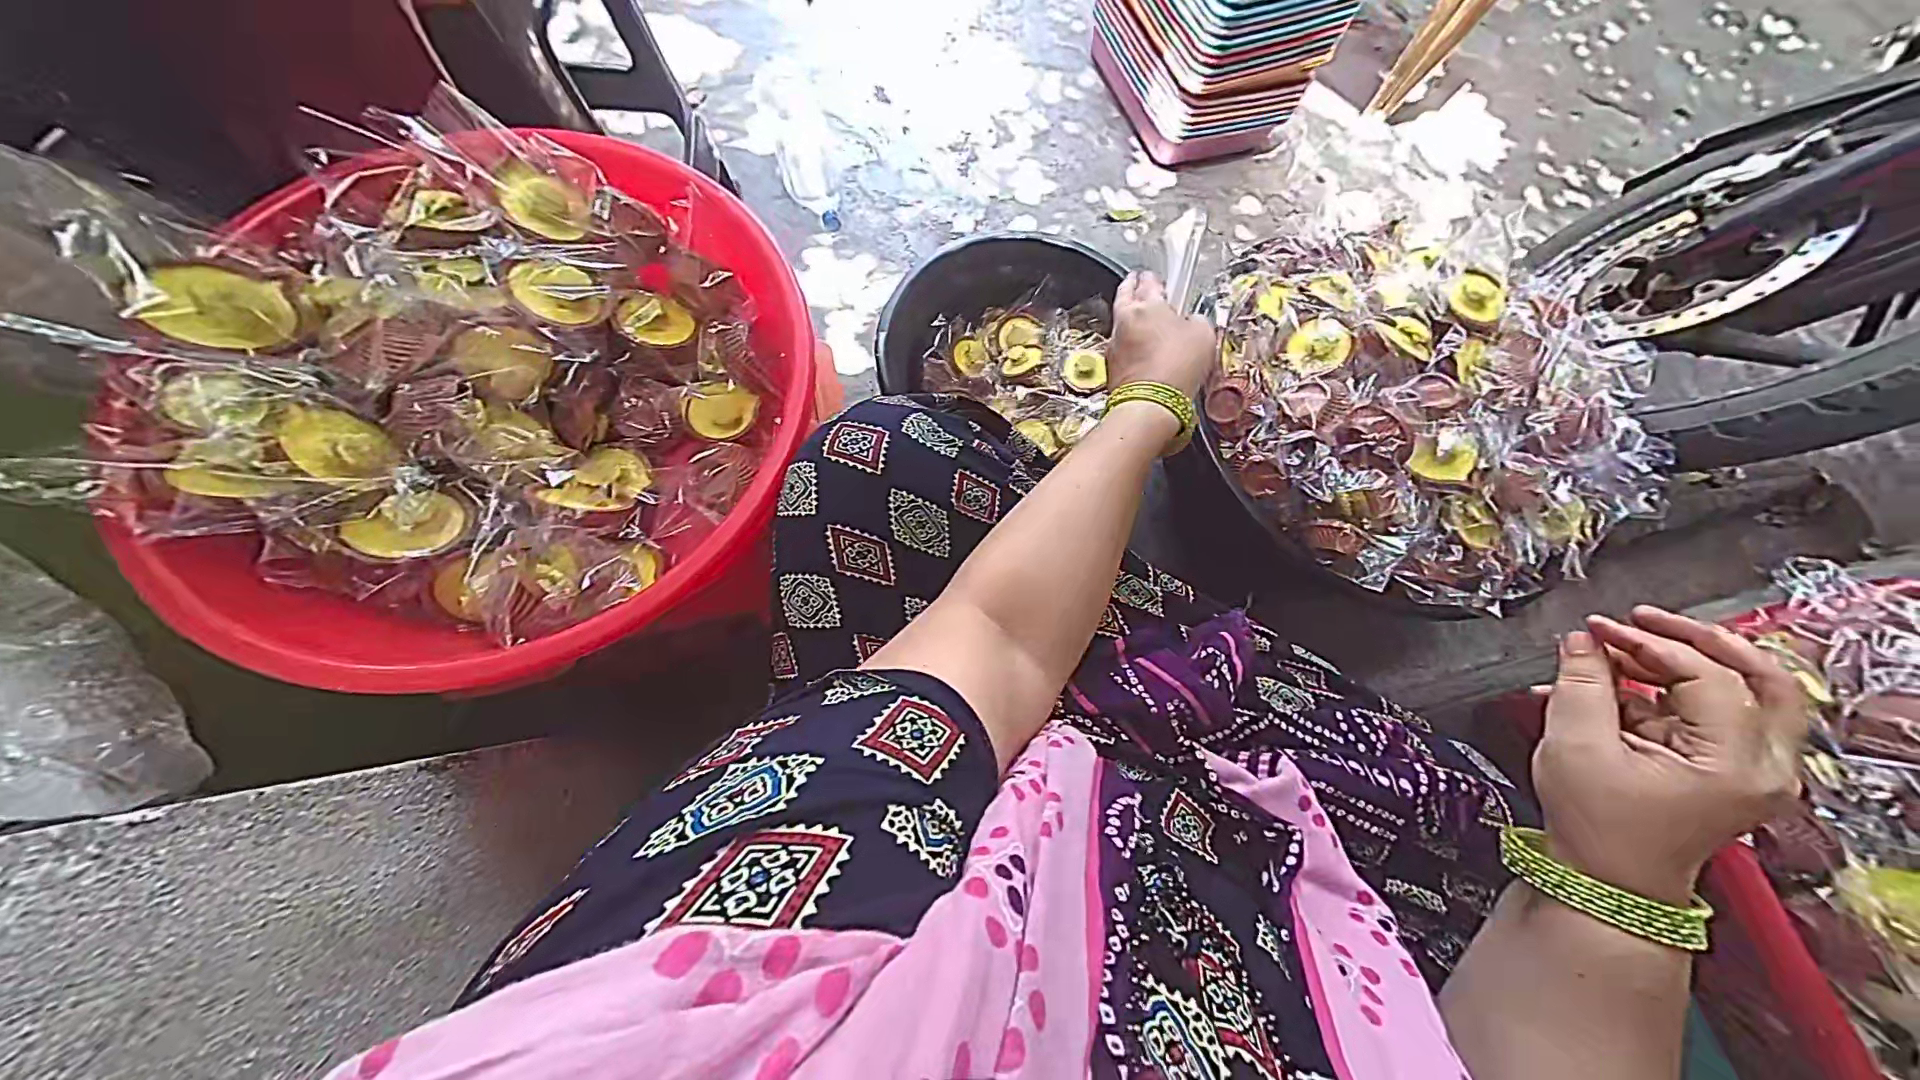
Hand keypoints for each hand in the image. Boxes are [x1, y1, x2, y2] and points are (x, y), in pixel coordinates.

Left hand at [1107, 271, 1216, 398]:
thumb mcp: (1203, 335)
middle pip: (1125, 296)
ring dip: (1128, 317)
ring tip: (1139, 318)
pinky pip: (1120, 347)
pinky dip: (1128, 343)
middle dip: (1131, 287)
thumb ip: (1196, 321)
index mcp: (1147, 305)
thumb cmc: (1176, 366)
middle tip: (1135, 283)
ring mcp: (1115, 343)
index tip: (1153, 278)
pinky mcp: (1110, 366)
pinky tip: (1138, 349)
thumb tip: (1191, 321)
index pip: (1149, 282)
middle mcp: (1126, 320)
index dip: (1153, 279)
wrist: (1149, 403)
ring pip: (1120, 322)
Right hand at [1532, 605, 1808, 905]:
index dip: (1649, 644)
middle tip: (1641, 619)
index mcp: (1736, 765)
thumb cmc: (1595, 821)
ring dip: (1680, 663)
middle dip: (1697, 640)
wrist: (1607, 877)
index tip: (1598, 628)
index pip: (1708, 678)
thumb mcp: (1575, 744)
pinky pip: (1707, 713)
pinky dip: (1662, 691)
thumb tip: (1583, 640)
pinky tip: (1609, 685)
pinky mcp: (1727, 768)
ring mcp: (1751, 769)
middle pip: (1762, 679)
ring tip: (1619, 649)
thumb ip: (1580, 684)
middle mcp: (1764, 767)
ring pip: (1742, 693)